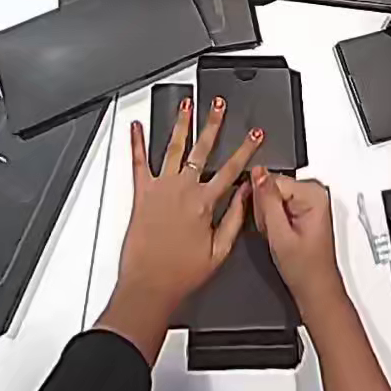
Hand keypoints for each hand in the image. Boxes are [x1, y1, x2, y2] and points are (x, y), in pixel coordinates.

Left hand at [98, 95, 264, 360]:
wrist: (149, 285)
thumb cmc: (181, 273)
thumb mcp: (219, 251)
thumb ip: (234, 218)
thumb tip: (246, 195)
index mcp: (204, 203)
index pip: (231, 169)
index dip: (246, 149)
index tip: (255, 134)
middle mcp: (182, 189)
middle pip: (202, 149)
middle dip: (212, 123)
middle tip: (218, 105)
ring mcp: (161, 187)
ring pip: (173, 147)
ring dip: (181, 124)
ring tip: (185, 105)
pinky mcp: (141, 192)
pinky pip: (138, 162)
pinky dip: (136, 142)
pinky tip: (136, 127)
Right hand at [251, 168, 342, 307]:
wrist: (316, 291)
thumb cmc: (305, 269)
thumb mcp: (279, 235)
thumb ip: (267, 201)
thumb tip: (257, 172)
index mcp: (313, 193)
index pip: (271, 180)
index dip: (262, 204)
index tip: (269, 224)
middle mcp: (313, 190)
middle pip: (271, 185)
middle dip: (265, 209)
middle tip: (275, 233)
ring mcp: (307, 197)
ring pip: (269, 193)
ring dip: (267, 215)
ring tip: (278, 235)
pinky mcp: (301, 204)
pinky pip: (274, 201)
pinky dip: (271, 218)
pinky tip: (279, 233)